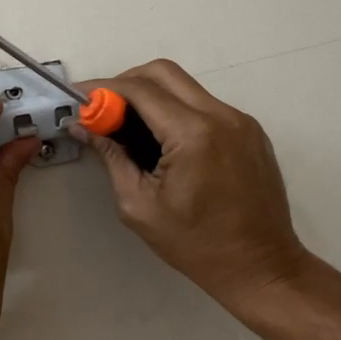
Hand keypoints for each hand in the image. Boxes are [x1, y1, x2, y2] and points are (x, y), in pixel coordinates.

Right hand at [75, 59, 309, 308]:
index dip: (103, 89)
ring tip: (129, 127)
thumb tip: (84, 126)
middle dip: (127, 83)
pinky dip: (177, 111)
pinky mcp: (250, 131)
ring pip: (186, 87)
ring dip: (153, 96)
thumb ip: (111, 158)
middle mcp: (220, 115)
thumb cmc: (195, 244)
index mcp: (193, 134)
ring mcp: (240, 121)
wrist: (261, 266)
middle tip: (103, 109)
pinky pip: (205, 105)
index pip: (139, 90)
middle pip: (163, 72)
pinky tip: (163, 142)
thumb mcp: (140, 205)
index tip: (79, 99)